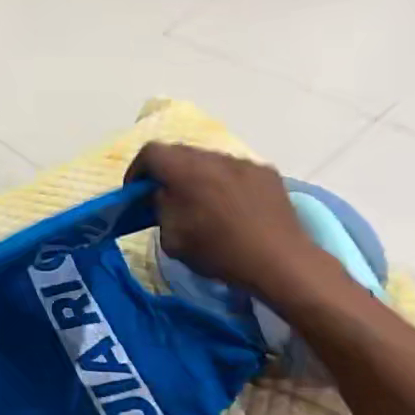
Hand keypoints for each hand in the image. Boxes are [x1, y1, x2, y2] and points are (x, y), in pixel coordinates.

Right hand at [126, 142, 337, 301]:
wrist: (279, 261)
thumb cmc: (218, 253)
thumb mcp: (172, 239)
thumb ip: (161, 208)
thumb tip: (162, 195)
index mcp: (186, 170)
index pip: (151, 152)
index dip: (137, 171)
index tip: (136, 193)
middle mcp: (214, 157)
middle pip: (180, 153)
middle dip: (167, 172)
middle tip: (165, 197)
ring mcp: (244, 162)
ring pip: (209, 160)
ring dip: (197, 176)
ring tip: (200, 203)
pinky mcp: (266, 173)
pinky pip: (235, 171)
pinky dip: (224, 183)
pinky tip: (231, 208)